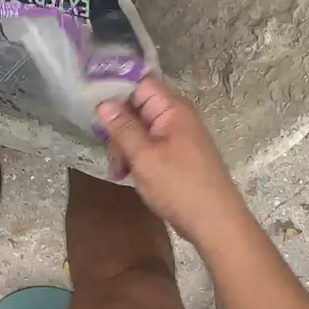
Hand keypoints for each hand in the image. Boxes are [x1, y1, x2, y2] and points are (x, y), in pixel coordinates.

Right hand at [95, 77, 234, 245]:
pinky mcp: (176, 156)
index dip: (117, 93)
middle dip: (119, 129)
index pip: (140, 85)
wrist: (214, 223)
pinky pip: (148, 147)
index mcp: (173, 110)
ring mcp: (177, 137)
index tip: (94, 108)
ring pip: (140, 131)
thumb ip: (122, 128)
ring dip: (124, 148)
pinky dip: (135, 159)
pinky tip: (127, 176)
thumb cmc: (179, 186)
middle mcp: (176, 118)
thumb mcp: (144, 156)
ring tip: (119, 172)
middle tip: (111, 154)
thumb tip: (103, 103)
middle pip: (137, 109)